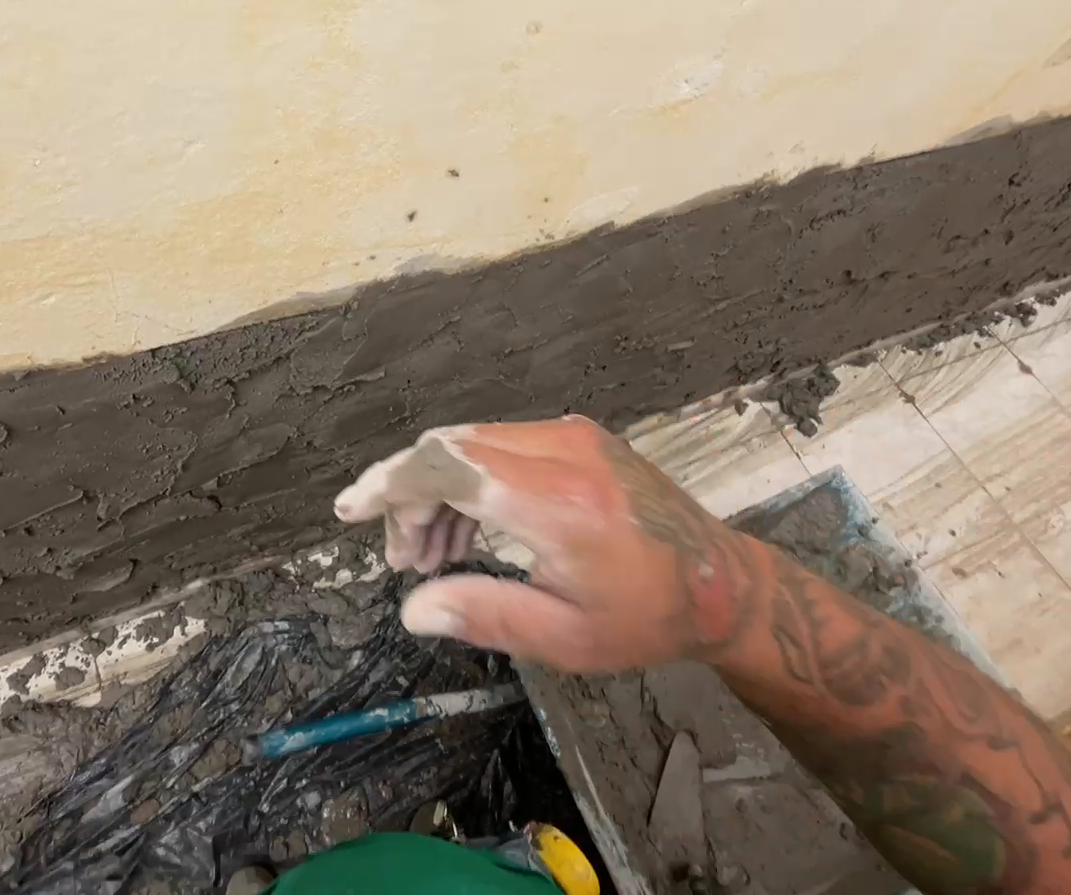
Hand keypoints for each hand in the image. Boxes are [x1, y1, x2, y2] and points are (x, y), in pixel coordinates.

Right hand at [332, 415, 759, 671]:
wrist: (719, 580)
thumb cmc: (647, 617)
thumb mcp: (565, 635)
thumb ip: (483, 615)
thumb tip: (412, 609)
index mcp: (560, 503)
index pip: (450, 467)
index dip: (391, 484)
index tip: (351, 509)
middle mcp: (562, 451)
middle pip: (450, 448)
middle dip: (408, 497)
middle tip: (401, 559)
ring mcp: (570, 435)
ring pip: (469, 444)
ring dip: (435, 492)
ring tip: (428, 557)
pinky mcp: (573, 437)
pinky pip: (496, 446)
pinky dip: (466, 482)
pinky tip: (463, 531)